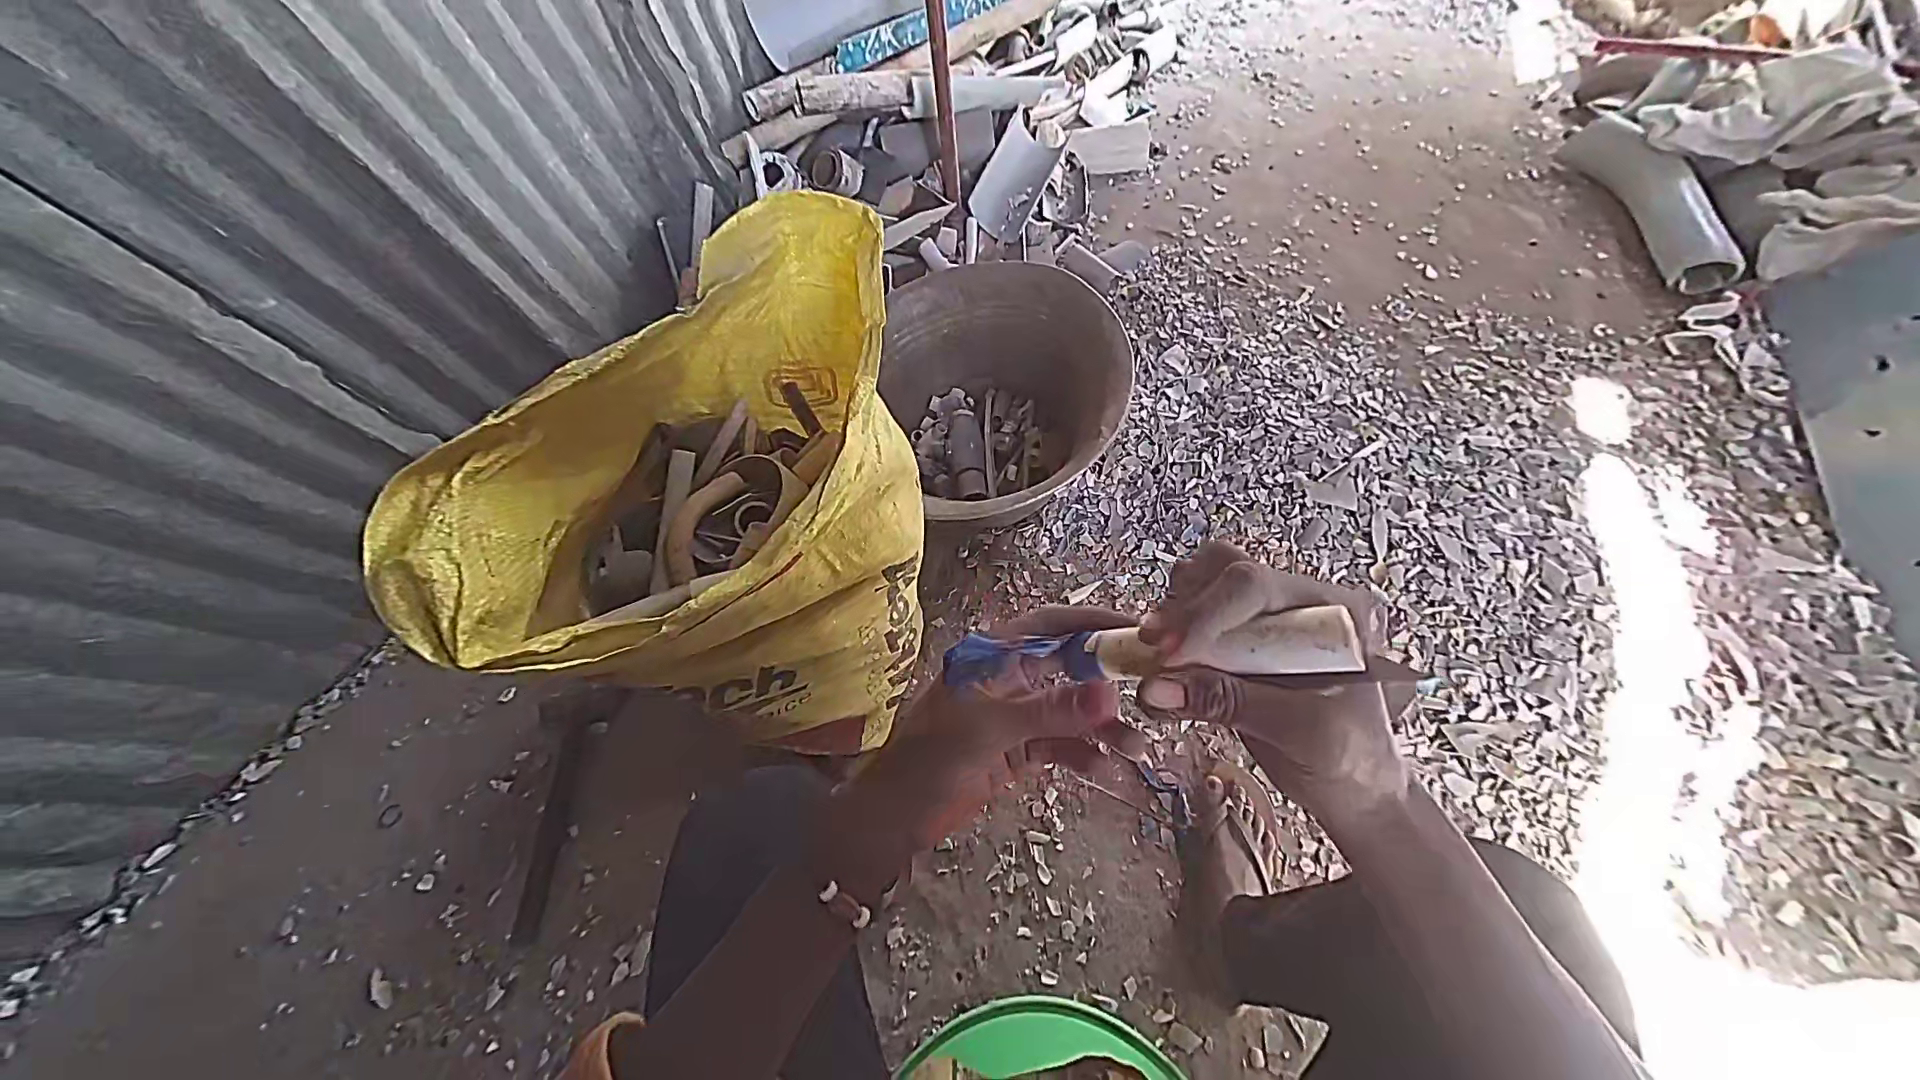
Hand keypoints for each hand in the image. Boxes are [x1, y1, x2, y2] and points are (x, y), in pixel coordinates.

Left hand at [814, 607, 1142, 895]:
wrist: (897, 814)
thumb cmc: (931, 757)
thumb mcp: (989, 730)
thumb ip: (1049, 712)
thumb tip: (1109, 695)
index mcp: (993, 655)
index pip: (1051, 625)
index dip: (1094, 623)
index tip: (1138, 631)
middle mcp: (1010, 678)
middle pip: (1070, 667)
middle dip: (1108, 681)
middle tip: (1153, 691)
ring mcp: (1017, 714)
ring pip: (1071, 710)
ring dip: (1103, 726)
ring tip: (1135, 748)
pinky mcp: (1020, 748)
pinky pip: (1062, 744)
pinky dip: (1084, 754)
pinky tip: (1104, 771)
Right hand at [1136, 541, 1409, 823]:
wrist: (1353, 791)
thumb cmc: (1350, 760)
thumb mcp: (1299, 731)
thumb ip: (1228, 702)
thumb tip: (1157, 685)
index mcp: (1332, 611)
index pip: (1253, 586)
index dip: (1202, 614)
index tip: (1167, 651)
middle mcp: (1293, 605)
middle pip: (1220, 571)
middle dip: (1182, 608)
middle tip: (1155, 649)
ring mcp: (1260, 624)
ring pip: (1196, 589)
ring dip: (1169, 625)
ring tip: (1163, 668)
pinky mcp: (1231, 646)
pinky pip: (1184, 627)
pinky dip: (1163, 650)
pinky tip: (1165, 681)